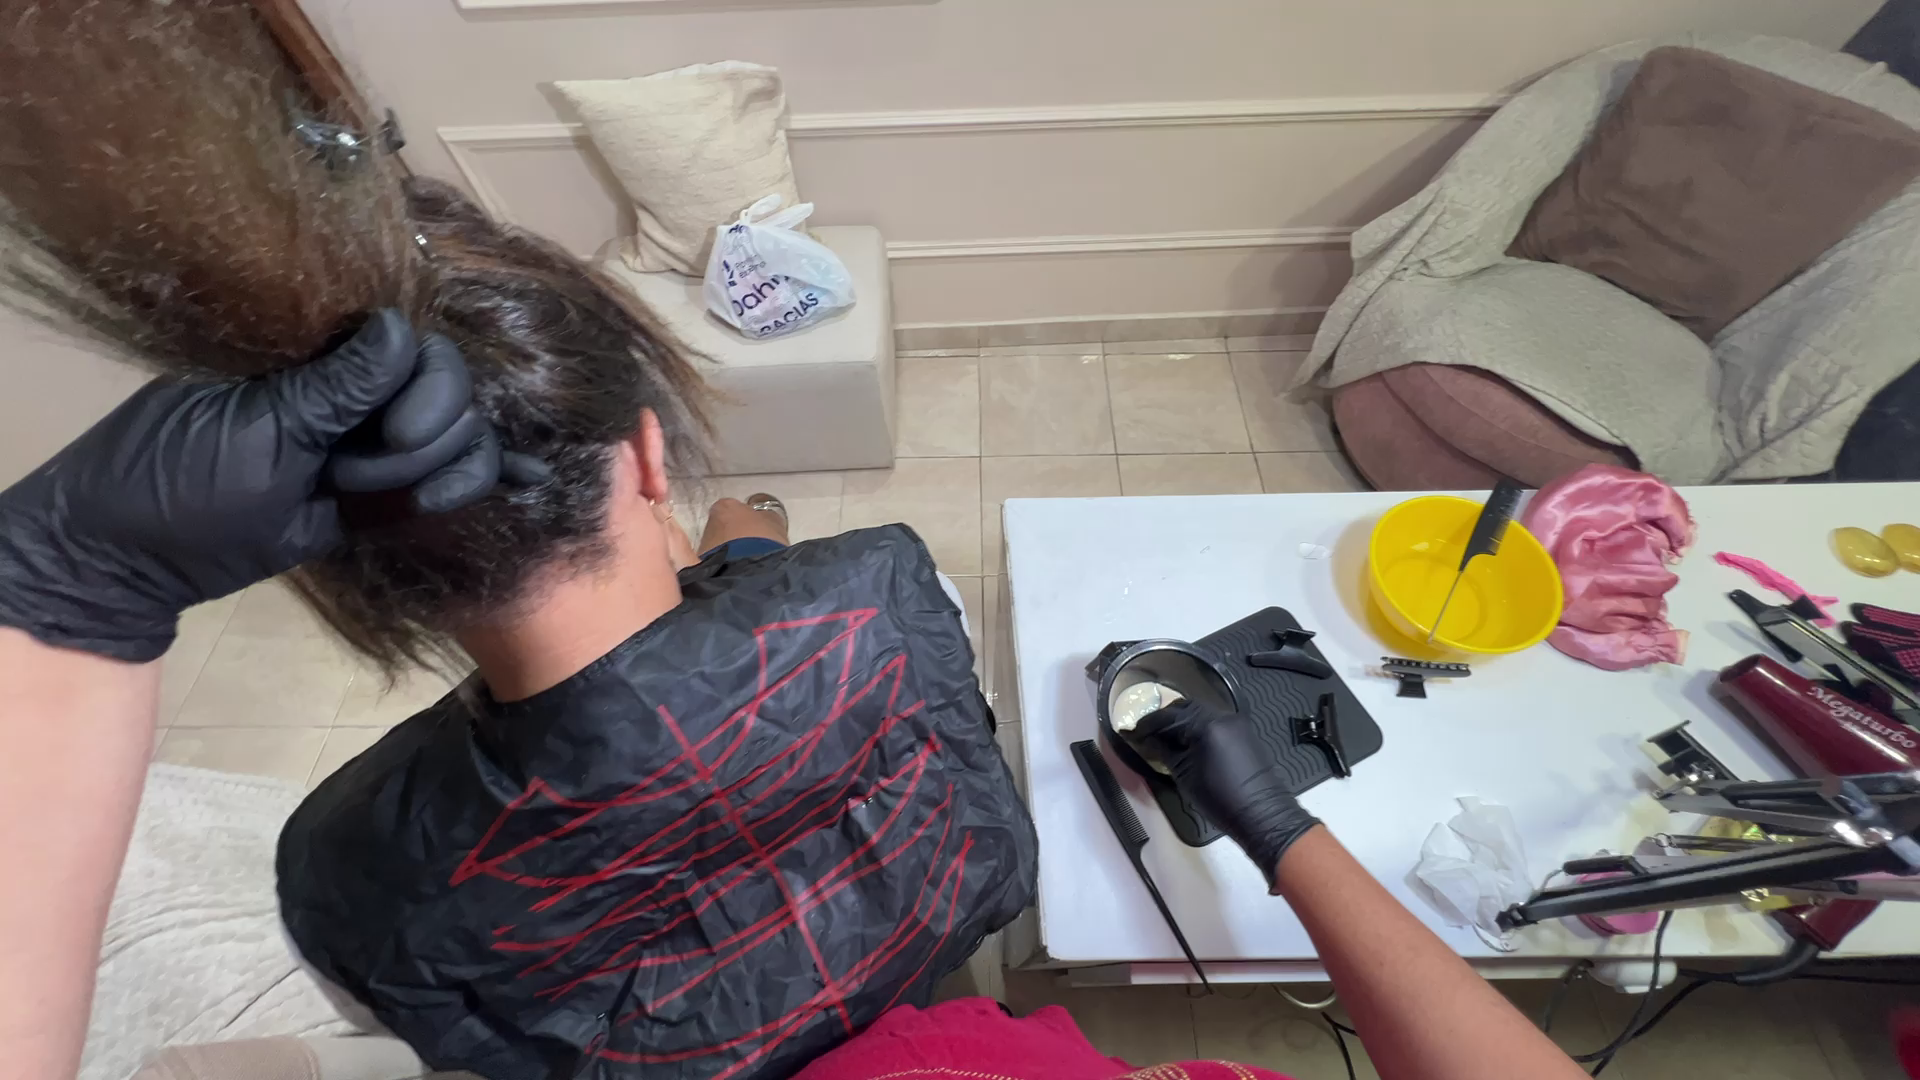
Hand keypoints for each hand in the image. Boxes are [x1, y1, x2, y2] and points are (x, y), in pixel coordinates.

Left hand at [0, 310, 545, 662]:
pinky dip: (494, 475)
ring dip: (444, 475)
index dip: (428, 391)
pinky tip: (529, 480)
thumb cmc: (177, 480)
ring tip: (385, 503)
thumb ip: (339, 385)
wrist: (145, 561)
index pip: (419, 352)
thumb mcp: (258, 428)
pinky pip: (460, 474)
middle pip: (455, 399)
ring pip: (468, 440)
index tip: (392, 432)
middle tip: (351, 478)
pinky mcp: (400, 488)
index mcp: (323, 363)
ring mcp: (387, 444)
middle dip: (423, 445)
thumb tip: (402, 324)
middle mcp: (368, 396)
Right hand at [1131, 700, 1321, 888]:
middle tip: (1148, 733)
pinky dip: (1198, 728)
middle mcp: (1223, 717)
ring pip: (1201, 713)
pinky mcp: (1244, 734)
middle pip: (1185, 708)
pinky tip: (1188, 742)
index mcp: (1206, 725)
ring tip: (1166, 738)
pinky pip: (1214, 723)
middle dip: (1164, 719)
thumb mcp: (1184, 775)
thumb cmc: (1220, 798)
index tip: (1132, 732)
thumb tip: (1148, 741)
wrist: (1263, 816)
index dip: (1148, 724)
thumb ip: (1164, 752)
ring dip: (1182, 722)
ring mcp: (1236, 724)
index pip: (1169, 716)